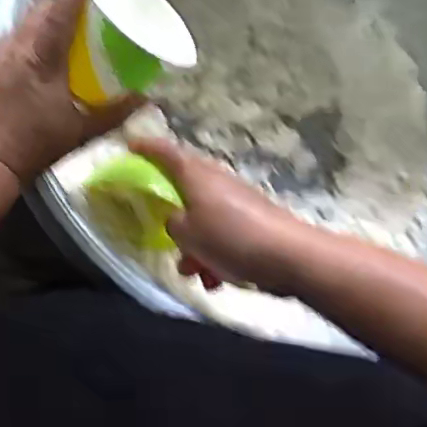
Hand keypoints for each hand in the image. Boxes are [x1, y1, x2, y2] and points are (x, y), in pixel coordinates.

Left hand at [0, 0, 143, 181]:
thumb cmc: (35, 144)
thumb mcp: (82, 131)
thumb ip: (116, 111)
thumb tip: (148, 96)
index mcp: (38, 61)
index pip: (57, 16)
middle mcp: (12, 50)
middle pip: (36, 12)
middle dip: (58, 0)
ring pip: (20, 24)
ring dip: (40, 17)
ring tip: (60, 20)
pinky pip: (8, 39)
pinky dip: (25, 35)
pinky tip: (34, 47)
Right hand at [129, 136, 329, 294]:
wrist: (296, 258)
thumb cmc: (231, 237)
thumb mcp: (185, 233)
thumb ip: (171, 223)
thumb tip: (176, 221)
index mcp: (194, 175)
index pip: (164, 151)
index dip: (146, 148)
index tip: (130, 146)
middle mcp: (216, 181)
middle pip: (184, 186)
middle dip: (170, 210)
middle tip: (156, 222)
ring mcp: (240, 201)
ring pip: (204, 217)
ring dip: (194, 242)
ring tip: (191, 271)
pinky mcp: (258, 222)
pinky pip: (226, 234)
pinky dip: (216, 253)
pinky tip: (216, 279)